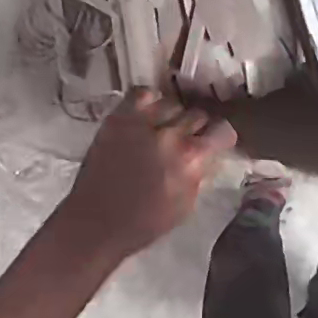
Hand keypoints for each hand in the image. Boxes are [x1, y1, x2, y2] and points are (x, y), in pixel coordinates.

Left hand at [58, 88, 236, 258]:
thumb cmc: (145, 223)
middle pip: (198, 113)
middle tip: (187, 138)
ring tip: (165, 126)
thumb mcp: (187, 204)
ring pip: (172, 102)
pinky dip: (149, 100)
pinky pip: (142, 93)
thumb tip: (209, 154)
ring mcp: (143, 122)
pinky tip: (147, 114)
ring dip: (173, 115)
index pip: (223, 130)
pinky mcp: (118, 118)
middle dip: (197, 127)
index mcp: (192, 159)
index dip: (221, 137)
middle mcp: (171, 135)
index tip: (215, 142)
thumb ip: (201, 174)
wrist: (95, 223)